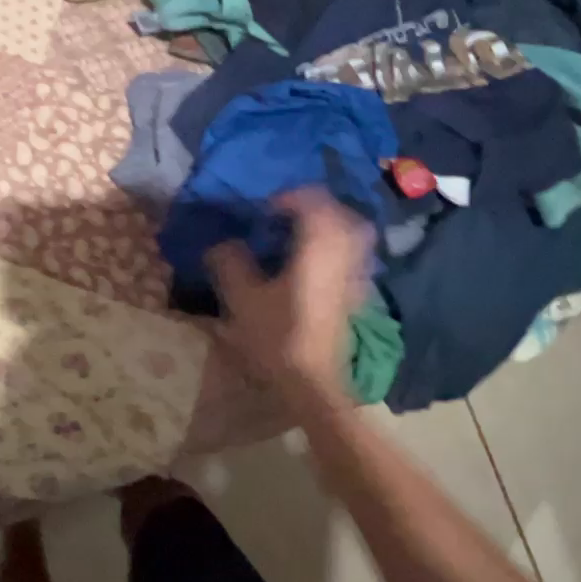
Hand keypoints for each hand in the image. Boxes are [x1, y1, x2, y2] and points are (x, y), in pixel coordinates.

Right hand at [204, 188, 375, 401]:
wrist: (313, 383)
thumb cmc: (277, 336)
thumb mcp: (242, 296)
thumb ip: (230, 261)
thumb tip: (223, 242)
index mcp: (318, 246)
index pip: (312, 201)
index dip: (287, 198)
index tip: (262, 211)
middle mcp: (343, 254)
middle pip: (340, 214)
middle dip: (312, 209)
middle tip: (282, 218)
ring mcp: (355, 276)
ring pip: (350, 235)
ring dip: (325, 229)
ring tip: (295, 239)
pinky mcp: (356, 296)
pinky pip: (350, 257)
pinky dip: (332, 250)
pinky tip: (308, 266)